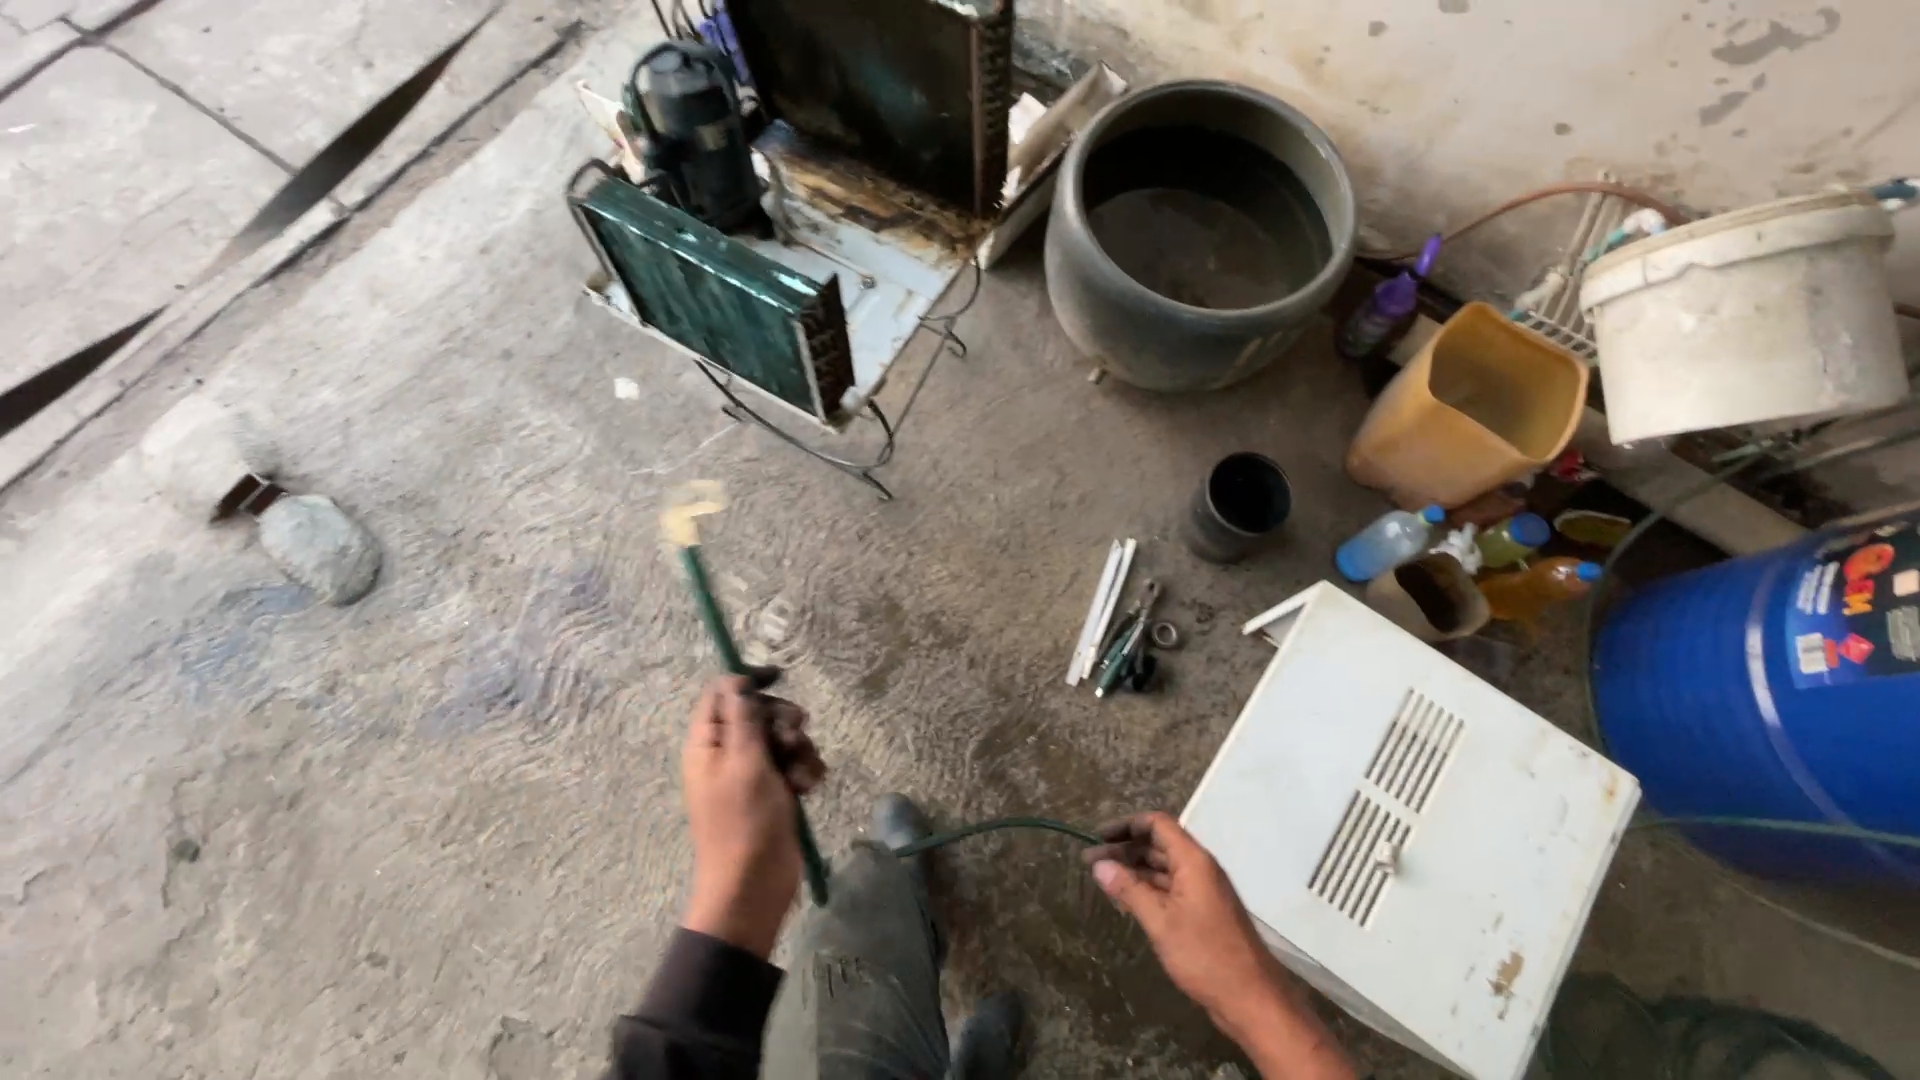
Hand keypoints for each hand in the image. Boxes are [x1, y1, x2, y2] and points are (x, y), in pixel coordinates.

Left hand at [680, 673, 825, 958]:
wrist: (753, 887)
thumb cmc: (743, 823)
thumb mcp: (744, 762)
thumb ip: (743, 717)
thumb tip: (736, 681)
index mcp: (707, 744)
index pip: (721, 693)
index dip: (748, 680)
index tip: (780, 678)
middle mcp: (727, 753)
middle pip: (758, 712)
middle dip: (782, 720)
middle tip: (792, 739)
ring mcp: (752, 774)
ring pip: (782, 738)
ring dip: (800, 750)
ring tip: (802, 776)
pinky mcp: (775, 792)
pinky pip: (795, 764)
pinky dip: (806, 771)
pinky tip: (809, 788)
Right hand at [1084, 813, 1354, 1078]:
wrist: (1252, 999)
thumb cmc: (1205, 955)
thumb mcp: (1160, 922)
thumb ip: (1129, 889)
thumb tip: (1099, 865)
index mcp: (1193, 861)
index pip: (1158, 824)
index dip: (1127, 825)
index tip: (1099, 837)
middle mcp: (1199, 869)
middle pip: (1158, 845)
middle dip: (1124, 850)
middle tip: (1091, 862)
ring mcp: (1202, 891)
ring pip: (1162, 868)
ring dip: (1133, 870)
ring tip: (1103, 879)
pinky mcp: (1203, 912)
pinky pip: (1170, 889)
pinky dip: (1147, 889)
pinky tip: (1127, 901)